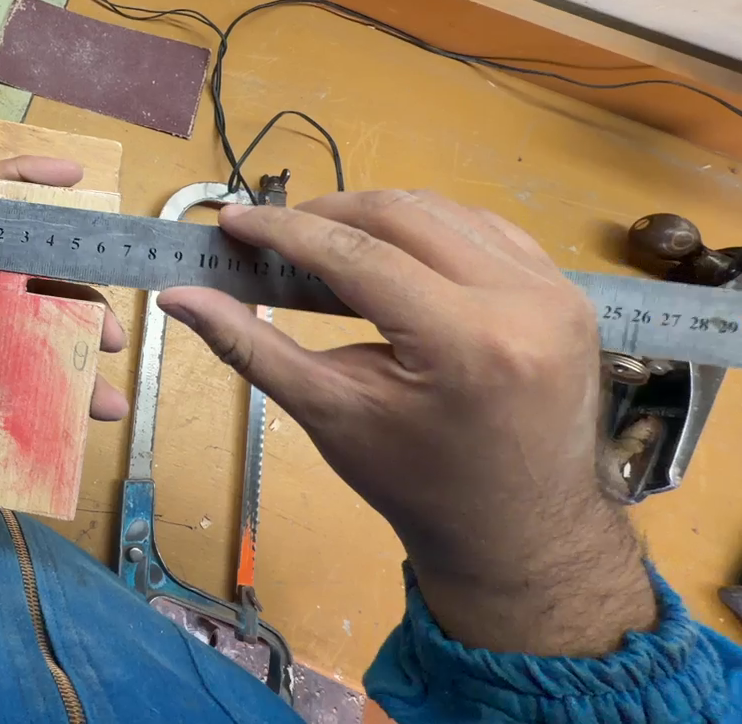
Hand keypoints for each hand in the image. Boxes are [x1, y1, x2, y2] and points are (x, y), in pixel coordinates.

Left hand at [0, 157, 129, 535]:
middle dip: (69, 270)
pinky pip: (26, 356)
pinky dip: (61, 373)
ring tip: (110, 351)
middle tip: (107, 293)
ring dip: (76, 324)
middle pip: (17, 256)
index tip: (75, 176)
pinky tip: (93, 403)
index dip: (21, 180)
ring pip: (30, 308)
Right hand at [158, 189, 654, 656]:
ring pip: (440, 210)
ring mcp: (557, 293)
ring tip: (319, 242)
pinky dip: (419, 227)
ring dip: (368, 215)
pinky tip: (383, 252)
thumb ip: (245, 343)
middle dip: (322, 212)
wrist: (519, 532)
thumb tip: (175, 296)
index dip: (281, 228)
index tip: (230, 220)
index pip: (355, 253)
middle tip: (269, 233)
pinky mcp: (566, 293)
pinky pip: (480, 227)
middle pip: (399, 215)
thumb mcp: (321, 410)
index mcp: (466, 341)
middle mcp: (525, 302)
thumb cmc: (412, 479)